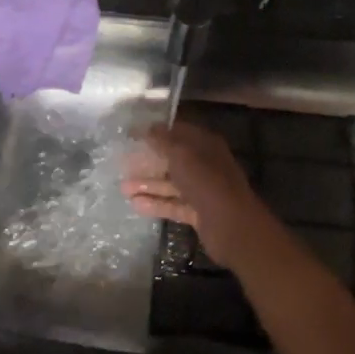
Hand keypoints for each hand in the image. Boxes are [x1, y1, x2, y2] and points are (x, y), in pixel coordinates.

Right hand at [121, 121, 272, 264]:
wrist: (232, 225)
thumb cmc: (206, 181)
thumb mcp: (181, 154)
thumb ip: (162, 140)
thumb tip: (146, 128)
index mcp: (205, 144)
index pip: (177, 131)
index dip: (155, 132)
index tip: (131, 135)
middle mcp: (205, 164)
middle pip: (172, 159)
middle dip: (147, 161)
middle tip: (122, 164)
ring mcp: (202, 189)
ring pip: (171, 183)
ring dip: (148, 184)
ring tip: (122, 188)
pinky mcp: (198, 212)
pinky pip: (173, 204)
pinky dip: (156, 203)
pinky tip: (135, 204)